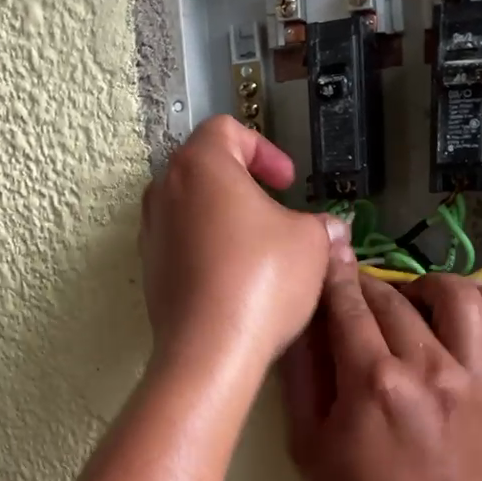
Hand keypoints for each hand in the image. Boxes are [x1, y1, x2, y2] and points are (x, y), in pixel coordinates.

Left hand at [141, 116, 347, 369]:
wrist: (210, 350)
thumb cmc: (262, 280)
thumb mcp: (310, 243)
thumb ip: (321, 225)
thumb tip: (331, 228)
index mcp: (200, 165)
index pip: (227, 130)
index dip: (264, 149)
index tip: (288, 182)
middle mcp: (164, 191)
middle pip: (204, 168)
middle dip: (244, 183)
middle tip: (276, 209)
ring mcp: (151, 233)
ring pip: (191, 209)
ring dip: (225, 219)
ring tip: (259, 248)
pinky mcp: (150, 272)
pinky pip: (183, 246)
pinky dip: (209, 250)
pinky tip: (238, 280)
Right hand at [282, 256, 481, 480]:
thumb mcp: (306, 443)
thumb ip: (302, 376)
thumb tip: (300, 320)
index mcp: (372, 382)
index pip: (348, 306)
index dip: (333, 276)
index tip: (327, 255)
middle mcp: (425, 368)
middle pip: (393, 298)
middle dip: (366, 285)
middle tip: (352, 294)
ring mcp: (470, 375)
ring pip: (456, 296)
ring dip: (425, 285)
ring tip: (410, 299)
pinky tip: (462, 305)